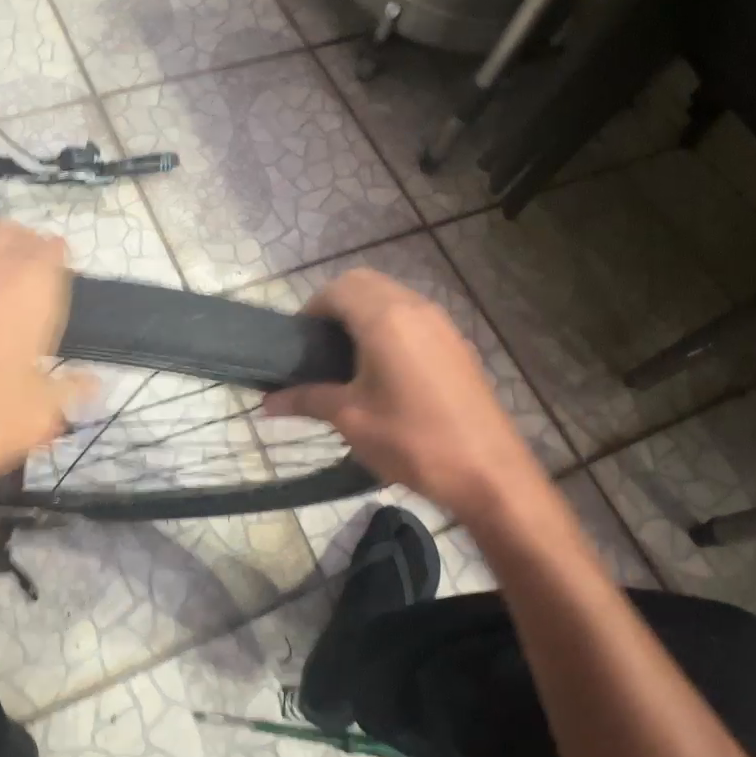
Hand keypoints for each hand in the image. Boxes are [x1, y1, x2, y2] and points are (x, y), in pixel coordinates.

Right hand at [262, 269, 549, 521]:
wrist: (489, 473)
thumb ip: (307, 400)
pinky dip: (390, 326)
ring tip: (348, 359)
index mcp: (384, 319)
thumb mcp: (351, 420)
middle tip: (319, 347)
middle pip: (365, 283)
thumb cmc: (412, 442)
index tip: (298, 343)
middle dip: (336, 305)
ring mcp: (441, 324)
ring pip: (392, 296)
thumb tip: (266, 402)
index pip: (337, 288)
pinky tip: (384, 370)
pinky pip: (414, 316)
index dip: (311, 308)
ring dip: (365, 313)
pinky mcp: (457, 344)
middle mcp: (414, 308)